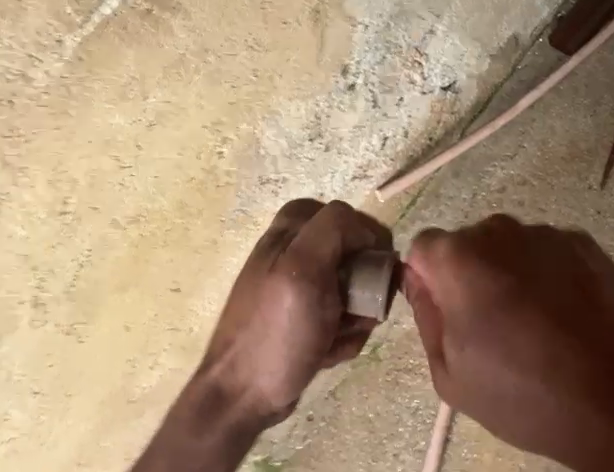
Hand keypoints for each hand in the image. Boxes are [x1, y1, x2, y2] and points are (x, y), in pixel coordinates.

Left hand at [197, 198, 392, 426]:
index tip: (372, 264)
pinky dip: (343, 335)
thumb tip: (363, 230)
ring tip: (342, 335)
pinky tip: (330, 351)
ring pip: (351, 289)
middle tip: (360, 306)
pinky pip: (340, 318)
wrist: (241, 399)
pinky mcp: (303, 323)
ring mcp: (297, 292)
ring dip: (356, 314)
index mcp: (287, 234)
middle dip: (363, 284)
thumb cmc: (275, 330)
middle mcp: (291, 256)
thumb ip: (333, 228)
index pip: (341, 215)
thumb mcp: (304, 265)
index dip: (361, 236)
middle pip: (351, 255)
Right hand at [401, 215, 613, 464]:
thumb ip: (427, 318)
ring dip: (513, 272)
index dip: (430, 280)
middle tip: (492, 327)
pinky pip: (551, 253)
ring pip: (514, 247)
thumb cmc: (520, 390)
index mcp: (458, 258)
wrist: (611, 390)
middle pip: (471, 244)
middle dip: (473, 275)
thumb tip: (421, 284)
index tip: (447, 316)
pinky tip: (566, 316)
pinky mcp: (584, 242)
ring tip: (536, 325)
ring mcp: (547, 232)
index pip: (424, 248)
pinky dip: (551, 274)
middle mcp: (500, 230)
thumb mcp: (450, 374)